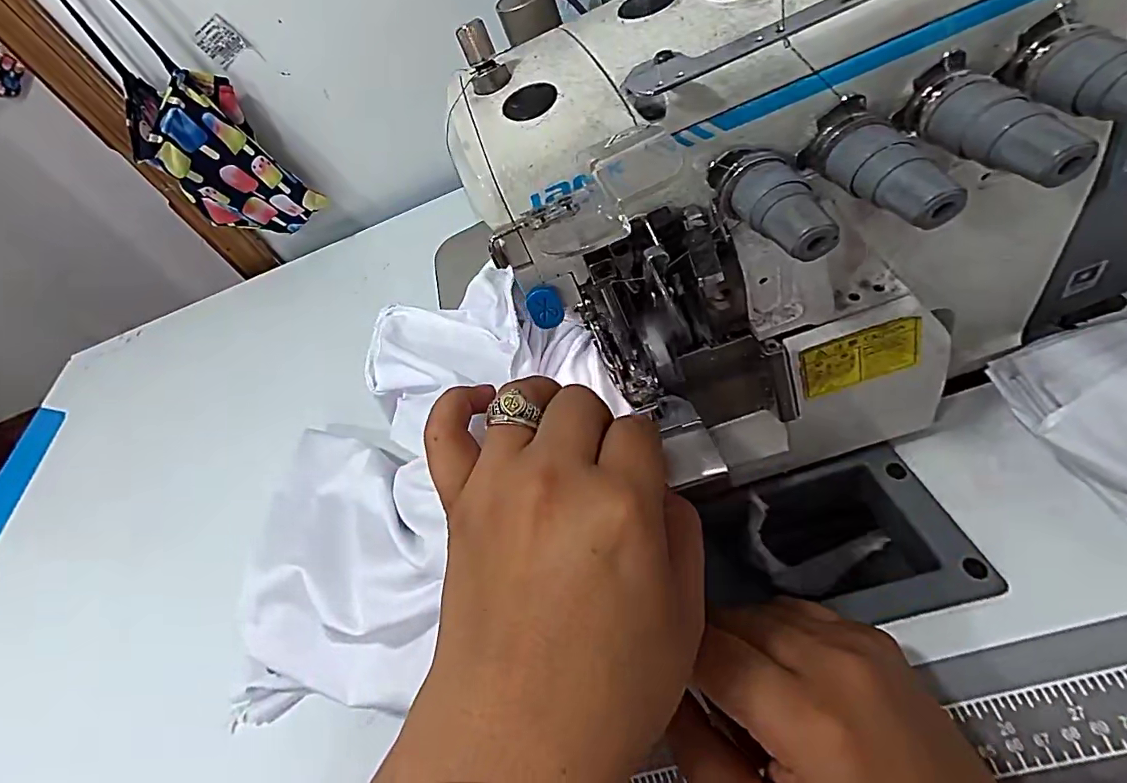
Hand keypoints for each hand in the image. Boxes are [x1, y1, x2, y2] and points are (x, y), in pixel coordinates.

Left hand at [375, 378, 705, 782]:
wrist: (520, 727)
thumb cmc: (607, 687)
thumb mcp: (682, 614)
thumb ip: (679, 530)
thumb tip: (656, 485)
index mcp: (621, 504)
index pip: (638, 428)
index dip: (645, 447)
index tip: (641, 466)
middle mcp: (556, 478)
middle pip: (582, 403)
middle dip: (601, 426)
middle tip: (603, 463)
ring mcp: (499, 482)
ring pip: (522, 399)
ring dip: (545, 406)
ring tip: (555, 431)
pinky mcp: (458, 498)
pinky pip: (445, 429)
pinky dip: (459, 405)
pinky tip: (482, 403)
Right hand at [668, 598, 990, 782]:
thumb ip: (700, 755)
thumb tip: (665, 701)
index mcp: (808, 716)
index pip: (703, 645)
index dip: (675, 659)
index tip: (668, 678)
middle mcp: (837, 664)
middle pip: (730, 617)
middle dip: (709, 651)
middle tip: (712, 700)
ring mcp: (862, 645)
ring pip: (760, 607)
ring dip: (743, 639)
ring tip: (753, 694)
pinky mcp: (876, 640)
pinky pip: (800, 611)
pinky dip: (780, 634)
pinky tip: (787, 678)